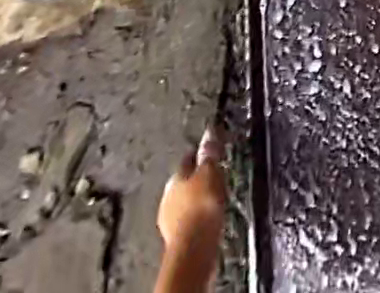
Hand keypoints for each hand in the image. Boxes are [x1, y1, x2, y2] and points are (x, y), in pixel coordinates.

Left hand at [156, 124, 226, 250]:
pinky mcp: (175, 237)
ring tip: (211, 199)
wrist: (193, 248)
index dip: (199, 154)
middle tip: (212, 176)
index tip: (209, 152)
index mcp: (175, 177)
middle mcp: (167, 196)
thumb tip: (209, 131)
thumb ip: (209, 153)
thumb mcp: (210, 172)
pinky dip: (195, 217)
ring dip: (194, 199)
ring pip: (183, 201)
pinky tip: (205, 219)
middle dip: (196, 178)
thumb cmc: (202, 204)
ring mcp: (168, 218)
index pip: (188, 159)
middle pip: (184, 181)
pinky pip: (187, 219)